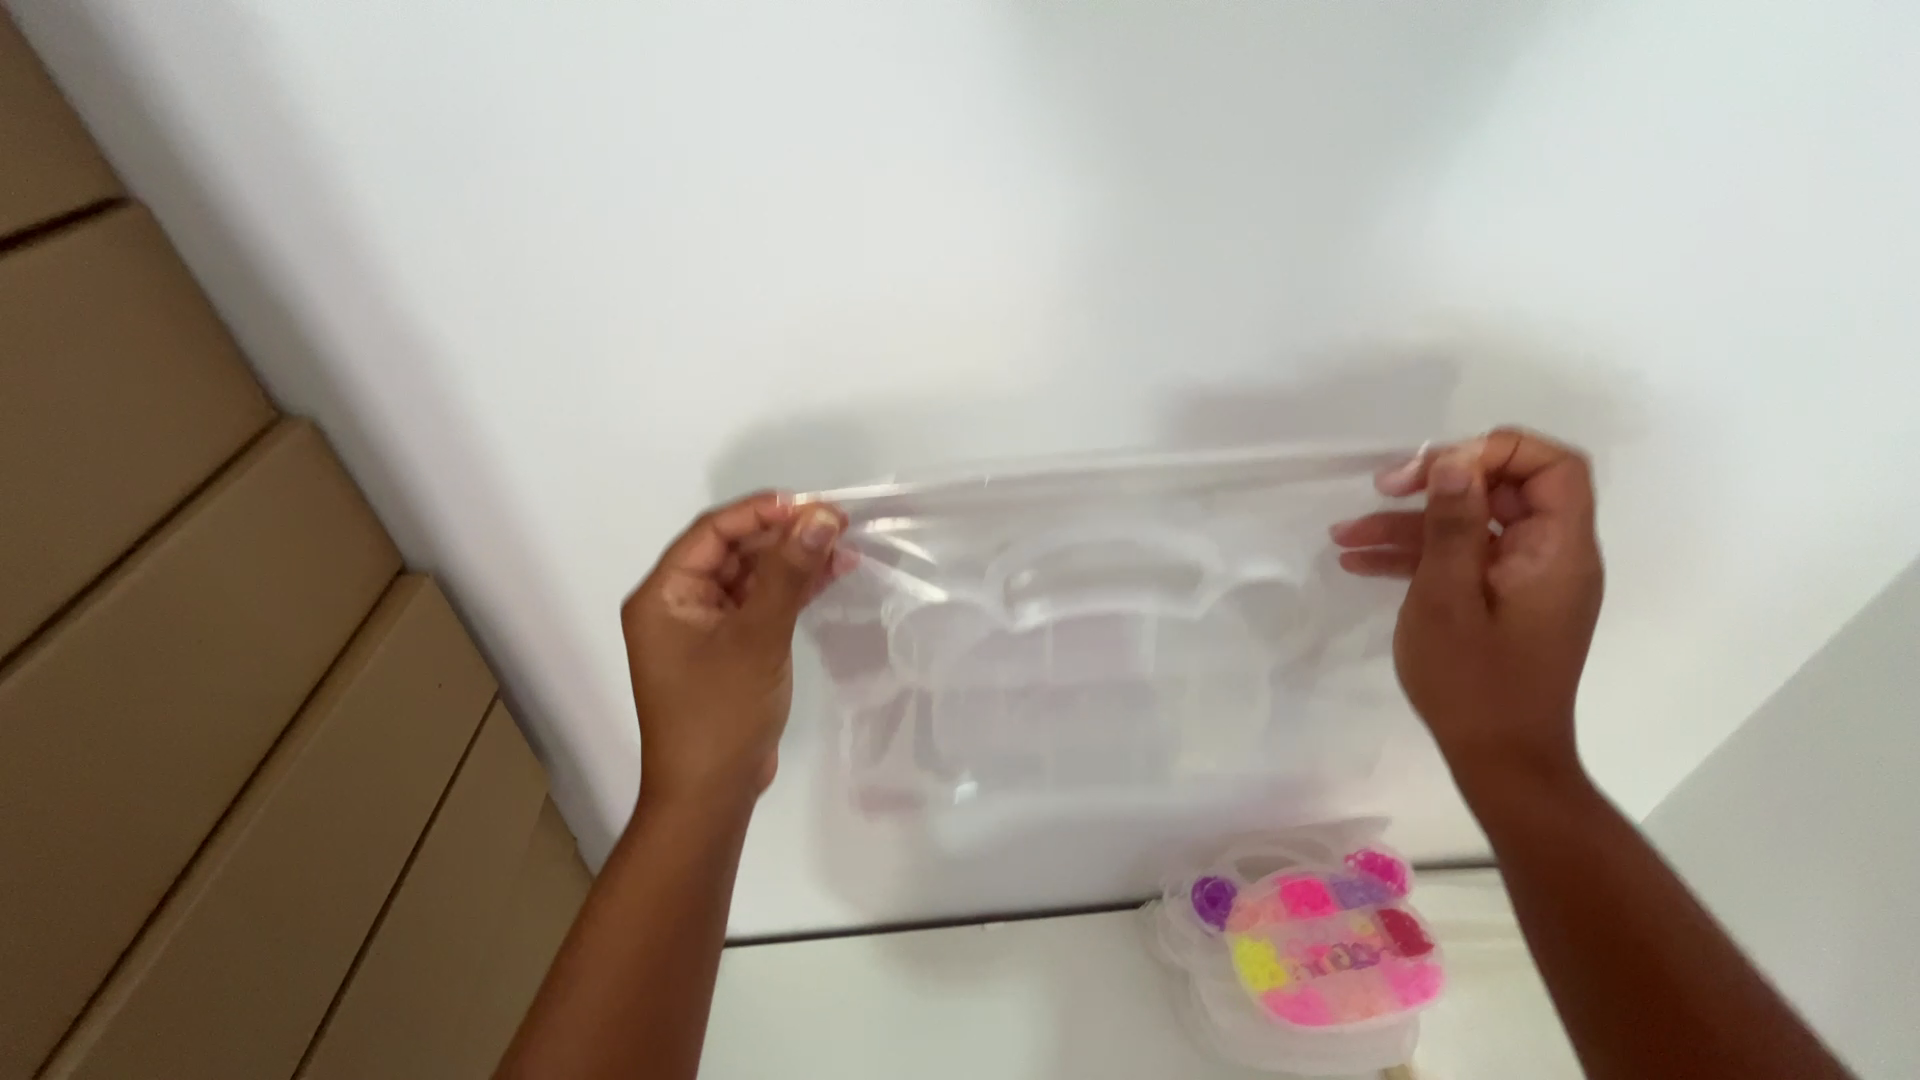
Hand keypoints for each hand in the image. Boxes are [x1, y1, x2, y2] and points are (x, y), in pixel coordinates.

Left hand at [620, 493, 851, 806]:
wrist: (711, 794)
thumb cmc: (721, 712)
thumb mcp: (757, 636)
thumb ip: (789, 572)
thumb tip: (821, 516)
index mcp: (664, 594)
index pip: (713, 532)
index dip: (762, 513)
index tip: (813, 505)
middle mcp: (679, 603)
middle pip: (734, 551)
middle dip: (784, 536)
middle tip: (837, 525)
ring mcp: (705, 628)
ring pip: (752, 577)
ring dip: (794, 562)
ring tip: (844, 548)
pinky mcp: (730, 649)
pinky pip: (760, 604)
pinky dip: (792, 591)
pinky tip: (830, 577)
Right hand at [1330, 428, 1603, 776]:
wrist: (1499, 759)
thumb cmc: (1473, 680)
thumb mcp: (1447, 596)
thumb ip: (1453, 525)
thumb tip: (1455, 460)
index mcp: (1558, 549)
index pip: (1552, 466)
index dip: (1495, 451)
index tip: (1434, 469)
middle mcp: (1551, 556)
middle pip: (1504, 490)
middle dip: (1436, 484)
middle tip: (1382, 489)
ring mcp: (1525, 581)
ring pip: (1471, 528)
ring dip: (1408, 526)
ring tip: (1343, 536)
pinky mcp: (1501, 602)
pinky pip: (1462, 561)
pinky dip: (1415, 558)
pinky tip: (1359, 562)